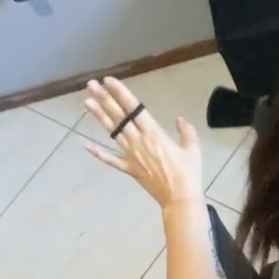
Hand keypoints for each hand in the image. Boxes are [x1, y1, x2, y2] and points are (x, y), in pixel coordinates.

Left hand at [82, 77, 203, 209]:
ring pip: (112, 132)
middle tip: (91, 85)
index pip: (134, 108)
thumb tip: (179, 120)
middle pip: (119, 116)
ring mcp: (131, 155)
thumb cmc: (188, 174)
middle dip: (104, 99)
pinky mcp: (130, 169)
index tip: (109, 80)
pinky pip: (112, 160)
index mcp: (154, 133)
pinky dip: (99, 153)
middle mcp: (139, 141)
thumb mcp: (193, 149)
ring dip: (99, 117)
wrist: (180, 198)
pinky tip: (86, 146)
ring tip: (86, 102)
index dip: (120, 93)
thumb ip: (186, 132)